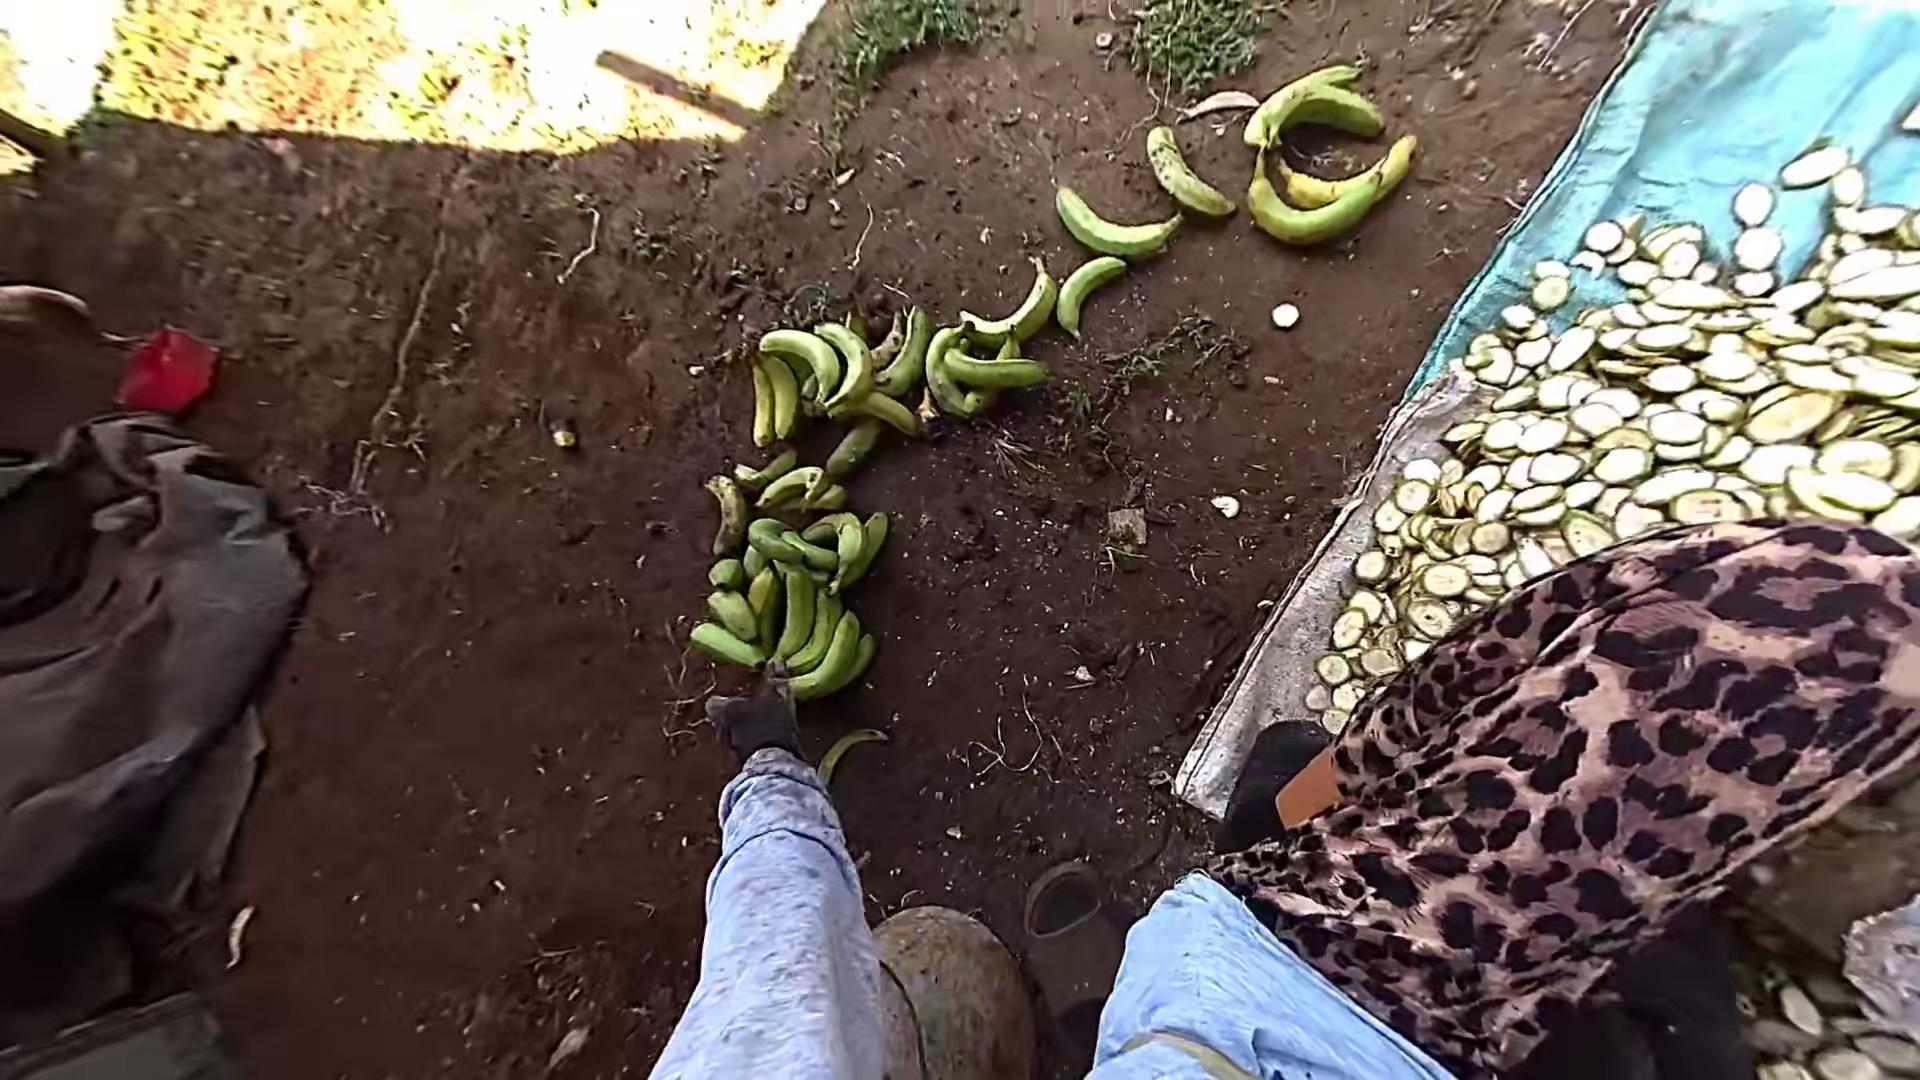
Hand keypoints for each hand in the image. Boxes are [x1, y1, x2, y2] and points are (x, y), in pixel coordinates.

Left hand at [704, 667, 799, 762]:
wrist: (773, 762)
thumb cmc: (769, 723)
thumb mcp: (776, 695)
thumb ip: (774, 678)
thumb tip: (775, 660)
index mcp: (722, 709)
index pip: (715, 701)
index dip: (726, 697)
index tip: (740, 692)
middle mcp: (720, 728)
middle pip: (724, 716)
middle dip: (737, 710)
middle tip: (755, 703)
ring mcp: (729, 746)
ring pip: (733, 730)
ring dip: (745, 725)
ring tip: (765, 719)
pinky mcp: (742, 759)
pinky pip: (744, 742)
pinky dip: (752, 738)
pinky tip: (768, 735)